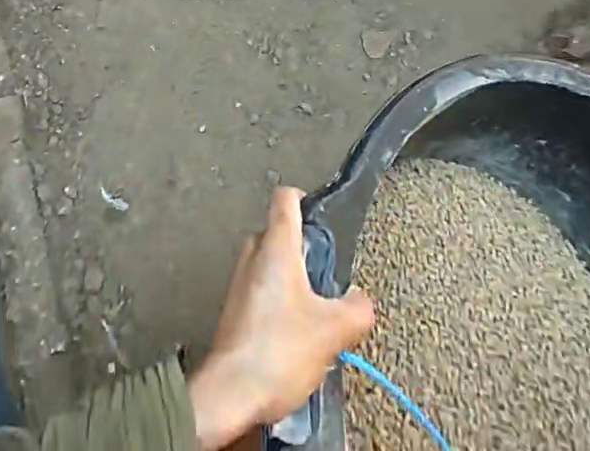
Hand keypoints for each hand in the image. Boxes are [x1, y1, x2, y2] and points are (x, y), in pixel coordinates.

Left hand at [188, 188, 375, 449]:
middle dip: (303, 251)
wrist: (230, 392)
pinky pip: (260, 290)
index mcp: (276, 246)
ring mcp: (239, 280)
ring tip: (312, 314)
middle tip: (325, 279)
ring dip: (291, 281)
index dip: (305, 199)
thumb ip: (356, 308)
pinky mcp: (233, 307)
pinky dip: (276, 302)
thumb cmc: (279, 350)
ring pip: (269, 264)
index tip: (321, 217)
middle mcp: (253, 254)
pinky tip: (291, 335)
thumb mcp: (332, 330)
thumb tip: (359, 297)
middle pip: (279, 233)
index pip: (285, 198)